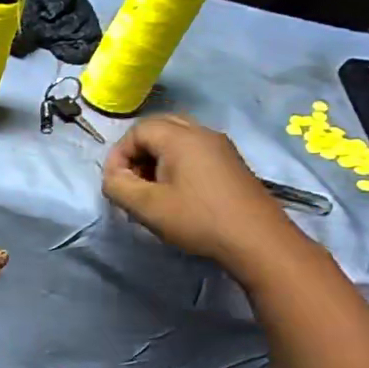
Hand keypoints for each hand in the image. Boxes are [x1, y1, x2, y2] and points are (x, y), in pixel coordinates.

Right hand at [102, 115, 303, 274]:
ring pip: (177, 138)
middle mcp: (202, 133)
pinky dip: (175, 162)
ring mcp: (220, 146)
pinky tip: (175, 191)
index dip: (119, 155)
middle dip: (137, 152)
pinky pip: (193, 150)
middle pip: (158, 128)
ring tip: (151, 188)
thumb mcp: (146, 206)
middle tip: (132, 181)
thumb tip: (112, 176)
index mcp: (180, 138)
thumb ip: (118, 186)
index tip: (116, 183)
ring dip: (156, 157)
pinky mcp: (230, 162)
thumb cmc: (197, 219)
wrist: (256, 239)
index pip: (137, 131)